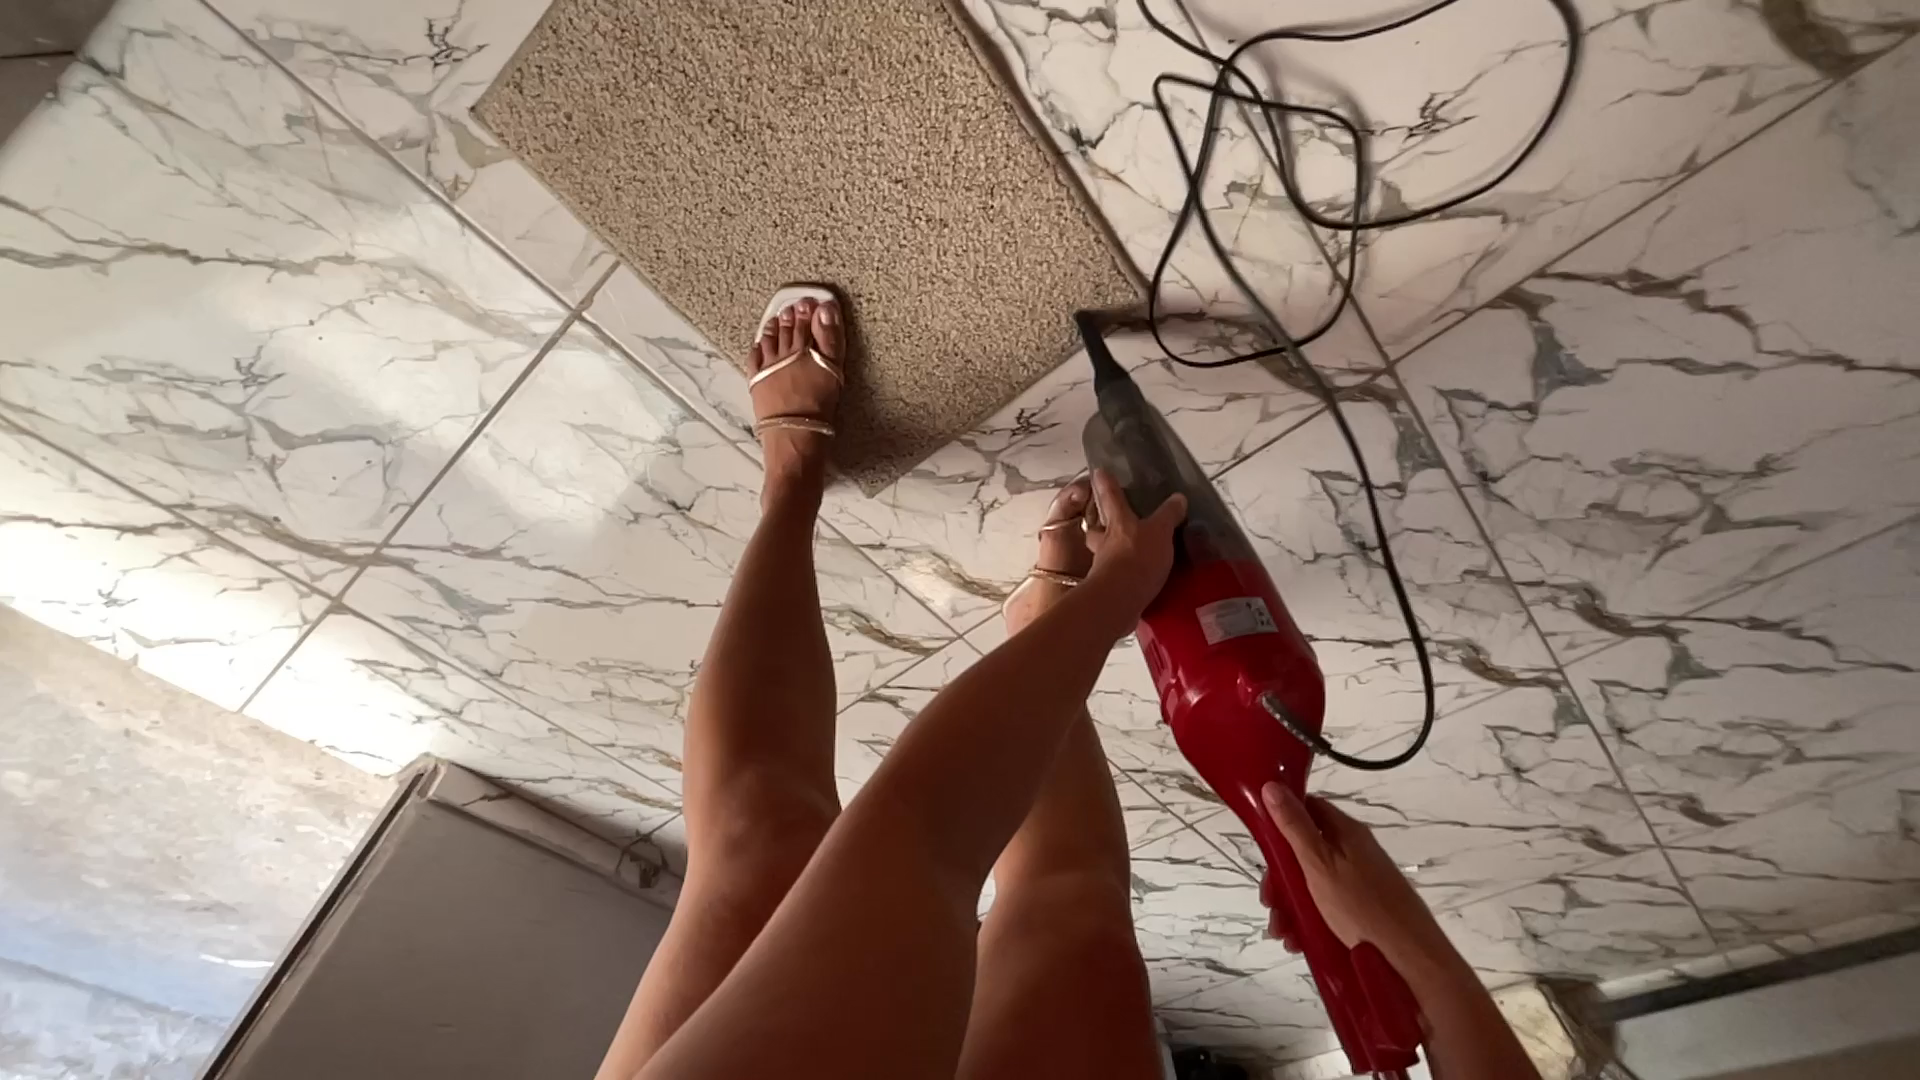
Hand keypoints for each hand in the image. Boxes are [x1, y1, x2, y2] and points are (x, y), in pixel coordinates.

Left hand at [1083, 469, 1186, 631]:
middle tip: (1109, 520)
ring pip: (1105, 552)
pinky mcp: (1109, 588)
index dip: (1105, 482)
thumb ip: (1168, 515)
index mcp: (1117, 522)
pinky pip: (1117, 576)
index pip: (1109, 496)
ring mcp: (1104, 565)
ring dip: (1113, 551)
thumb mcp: (1160, 531)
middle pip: (1098, 527)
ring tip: (1130, 553)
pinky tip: (1138, 579)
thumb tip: (1178, 498)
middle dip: (1100, 523)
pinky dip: (1125, 575)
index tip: (1098, 471)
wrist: (1120, 599)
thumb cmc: (1137, 557)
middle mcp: (1105, 541)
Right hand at [1261, 782, 1452, 972]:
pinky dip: (1309, 919)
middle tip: (1269, 901)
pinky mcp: (1365, 909)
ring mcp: (1361, 881)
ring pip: (1313, 881)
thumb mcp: (1319, 865)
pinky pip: (1327, 905)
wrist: (1417, 967)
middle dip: (1280, 875)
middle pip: (1305, 849)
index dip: (1280, 818)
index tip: (1261, 842)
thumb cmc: (1364, 910)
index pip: (1308, 807)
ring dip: (1290, 903)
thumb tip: (1272, 785)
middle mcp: (1354, 851)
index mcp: (1346, 832)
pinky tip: (1298, 941)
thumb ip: (1294, 827)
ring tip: (1281, 932)